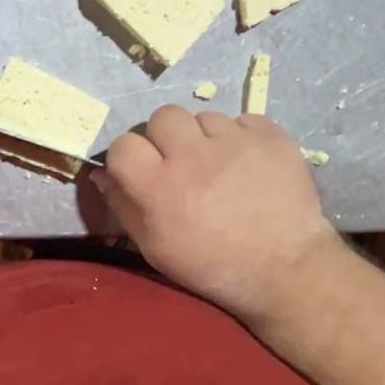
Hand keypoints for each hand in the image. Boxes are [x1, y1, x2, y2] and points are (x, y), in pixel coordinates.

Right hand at [93, 108, 340, 319]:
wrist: (281, 268)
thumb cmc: (209, 265)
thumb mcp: (155, 248)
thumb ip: (124, 207)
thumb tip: (102, 175)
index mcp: (158, 187)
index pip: (123, 144)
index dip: (128, 157)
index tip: (139, 171)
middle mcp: (193, 155)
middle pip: (163, 116)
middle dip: (166, 137)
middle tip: (180, 163)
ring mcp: (235, 141)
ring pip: (205, 117)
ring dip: (204, 138)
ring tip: (218, 166)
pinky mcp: (270, 136)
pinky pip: (243, 120)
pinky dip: (240, 138)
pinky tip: (246, 165)